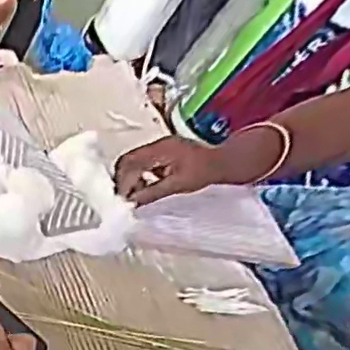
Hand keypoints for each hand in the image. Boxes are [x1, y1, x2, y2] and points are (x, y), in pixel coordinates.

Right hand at [114, 136, 229, 205]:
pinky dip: (137, 178)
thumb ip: (149, 194)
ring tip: (137, 195)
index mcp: (161, 149)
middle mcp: (158, 145)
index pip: (128, 163)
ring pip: (131, 164)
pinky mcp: (162, 153)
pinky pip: (140, 165)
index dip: (122, 183)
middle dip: (122, 181)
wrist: (227, 160)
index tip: (124, 199)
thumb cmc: (206, 171)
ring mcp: (160, 148)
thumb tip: (128, 203)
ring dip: (129, 181)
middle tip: (127, 198)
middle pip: (126, 162)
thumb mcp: (176, 185)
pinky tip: (145, 188)